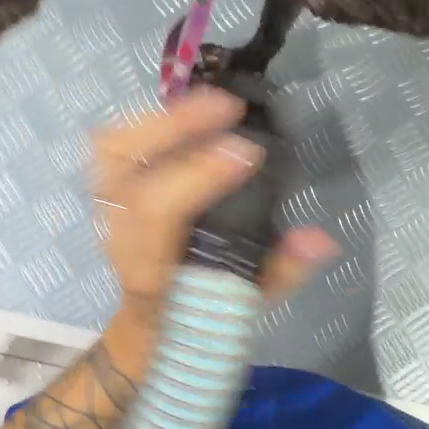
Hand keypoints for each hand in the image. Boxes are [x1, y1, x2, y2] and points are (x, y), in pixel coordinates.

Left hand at [90, 89, 336, 328]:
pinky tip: (187, 114)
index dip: (199, 175)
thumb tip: (320, 239)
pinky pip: (114, 146)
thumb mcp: (247, 304)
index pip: (160, 214)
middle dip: (175, 131)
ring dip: (160, 119)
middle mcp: (122, 240)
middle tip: (228, 107)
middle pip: (128, 172)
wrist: (152, 324)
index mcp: (153, 273)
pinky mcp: (108, 196)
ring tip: (208, 103)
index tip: (247, 151)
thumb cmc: (201, 313)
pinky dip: (148, 123)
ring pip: (113, 152)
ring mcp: (108, 214)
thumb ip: (280, 273)